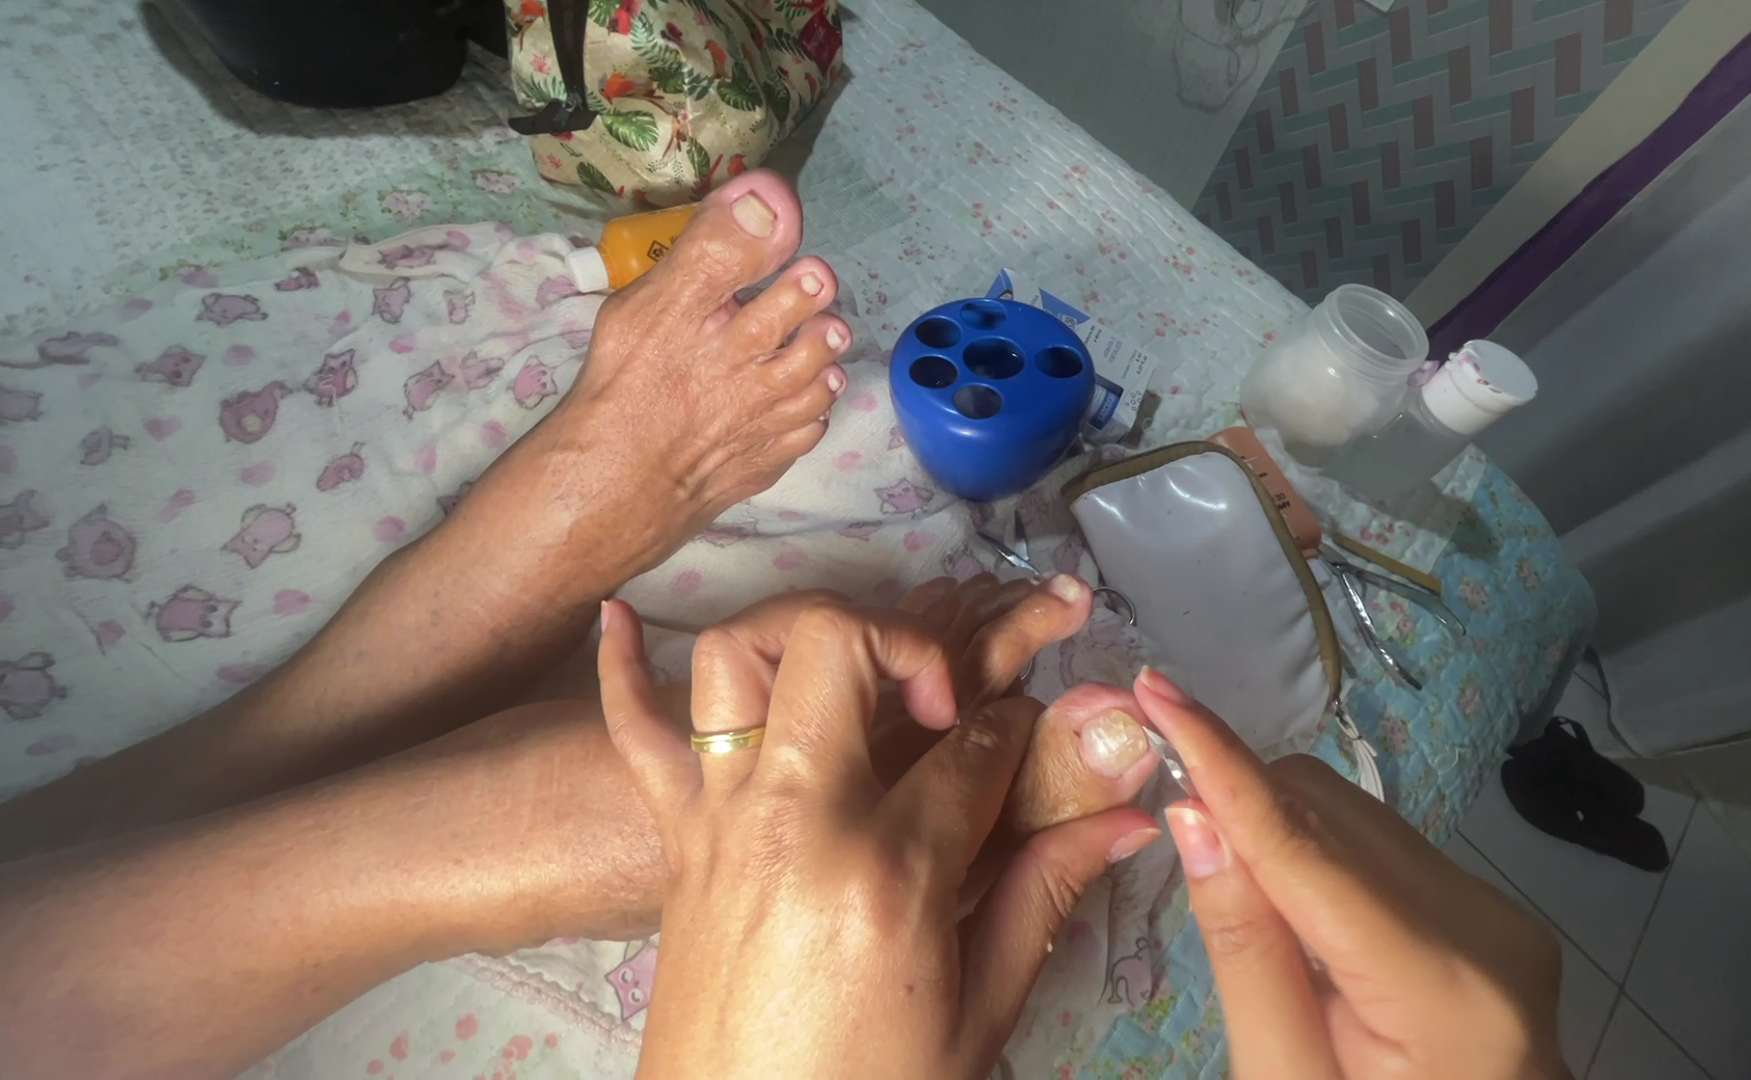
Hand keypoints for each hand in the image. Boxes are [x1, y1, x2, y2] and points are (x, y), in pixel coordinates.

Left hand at [598, 597, 1157, 1078]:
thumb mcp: (978, 1010)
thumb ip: (1047, 892)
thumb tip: (1129, 817)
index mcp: (888, 872)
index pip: (972, 745)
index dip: (1014, 724)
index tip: (1021, 728)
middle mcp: (794, 817)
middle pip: (841, 647)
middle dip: (910, 642)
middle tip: (940, 697)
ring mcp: (720, 817)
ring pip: (736, 657)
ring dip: (799, 633)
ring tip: (850, 674)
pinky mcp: (674, 836)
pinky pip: (631, 730)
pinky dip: (622, 665)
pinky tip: (621, 618)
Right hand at [1132, 667, 1567, 1079]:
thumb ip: (1243, 949)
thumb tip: (1193, 816)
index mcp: (1441, 985)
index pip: (1299, 840)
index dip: (1218, 758)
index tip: (1154, 690)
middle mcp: (1482, 923)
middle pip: (1320, 809)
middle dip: (1233, 797)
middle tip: (1172, 824)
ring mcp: (1491, 909)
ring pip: (1340, 810)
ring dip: (1264, 819)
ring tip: (1232, 885)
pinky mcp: (1481, 906)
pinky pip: (1364, 835)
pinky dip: (1302, 841)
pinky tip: (1284, 899)